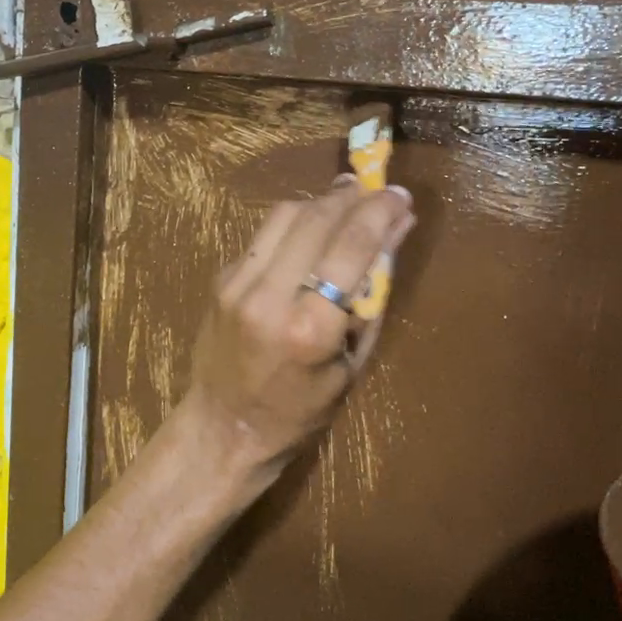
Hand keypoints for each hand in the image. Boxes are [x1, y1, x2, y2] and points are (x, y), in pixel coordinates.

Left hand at [181, 177, 416, 477]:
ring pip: (286, 215)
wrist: (223, 429)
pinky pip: (265, 234)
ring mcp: (238, 283)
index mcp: (309, 328)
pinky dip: (294, 223)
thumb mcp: (351, 364)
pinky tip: (312, 228)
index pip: (351, 247)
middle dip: (353, 199)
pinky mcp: (221, 278)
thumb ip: (373, 298)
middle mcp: (269, 296)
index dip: (380, 213)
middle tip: (378, 191)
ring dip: (322, 202)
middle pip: (317, 219)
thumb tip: (394, 234)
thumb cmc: (299, 411)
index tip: (400, 194)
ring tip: (349, 200)